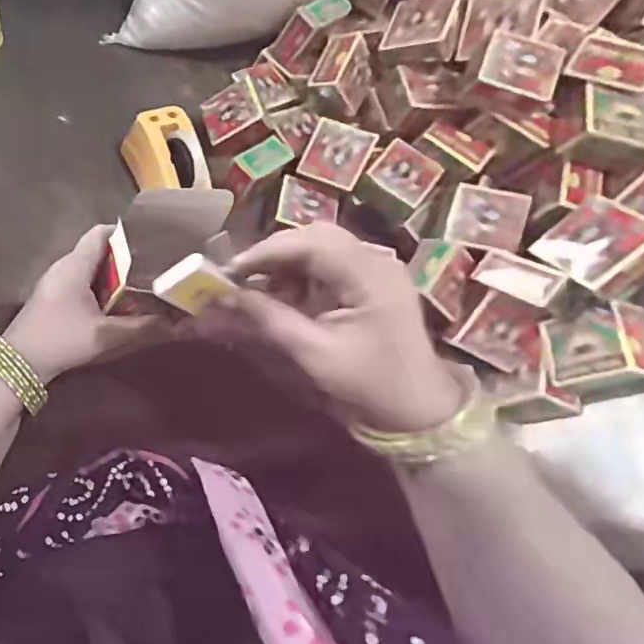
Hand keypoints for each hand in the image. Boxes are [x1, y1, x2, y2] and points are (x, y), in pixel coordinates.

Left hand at [3, 225, 165, 381]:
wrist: (19, 362)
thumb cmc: (61, 340)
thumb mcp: (105, 335)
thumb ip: (142, 327)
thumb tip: (177, 324)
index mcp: (75, 265)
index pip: (101, 232)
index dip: (126, 233)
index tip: (151, 243)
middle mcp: (63, 266)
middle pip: (98, 250)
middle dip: (126, 258)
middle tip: (153, 269)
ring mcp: (55, 281)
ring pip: (90, 268)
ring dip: (113, 276)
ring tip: (141, 286)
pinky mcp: (52, 297)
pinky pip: (81, 282)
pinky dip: (100, 288)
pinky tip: (115, 304)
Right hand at [218, 223, 461, 431]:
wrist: (419, 406)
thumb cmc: (370, 382)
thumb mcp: (314, 353)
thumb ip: (269, 320)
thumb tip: (224, 297)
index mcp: (369, 274)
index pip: (309, 243)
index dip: (264, 252)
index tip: (229, 272)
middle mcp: (374, 260)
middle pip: (313, 237)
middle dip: (271, 256)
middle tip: (238, 279)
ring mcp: (373, 269)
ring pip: (316, 248)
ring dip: (282, 266)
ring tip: (255, 293)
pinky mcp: (367, 281)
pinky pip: (325, 265)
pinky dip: (296, 277)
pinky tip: (280, 299)